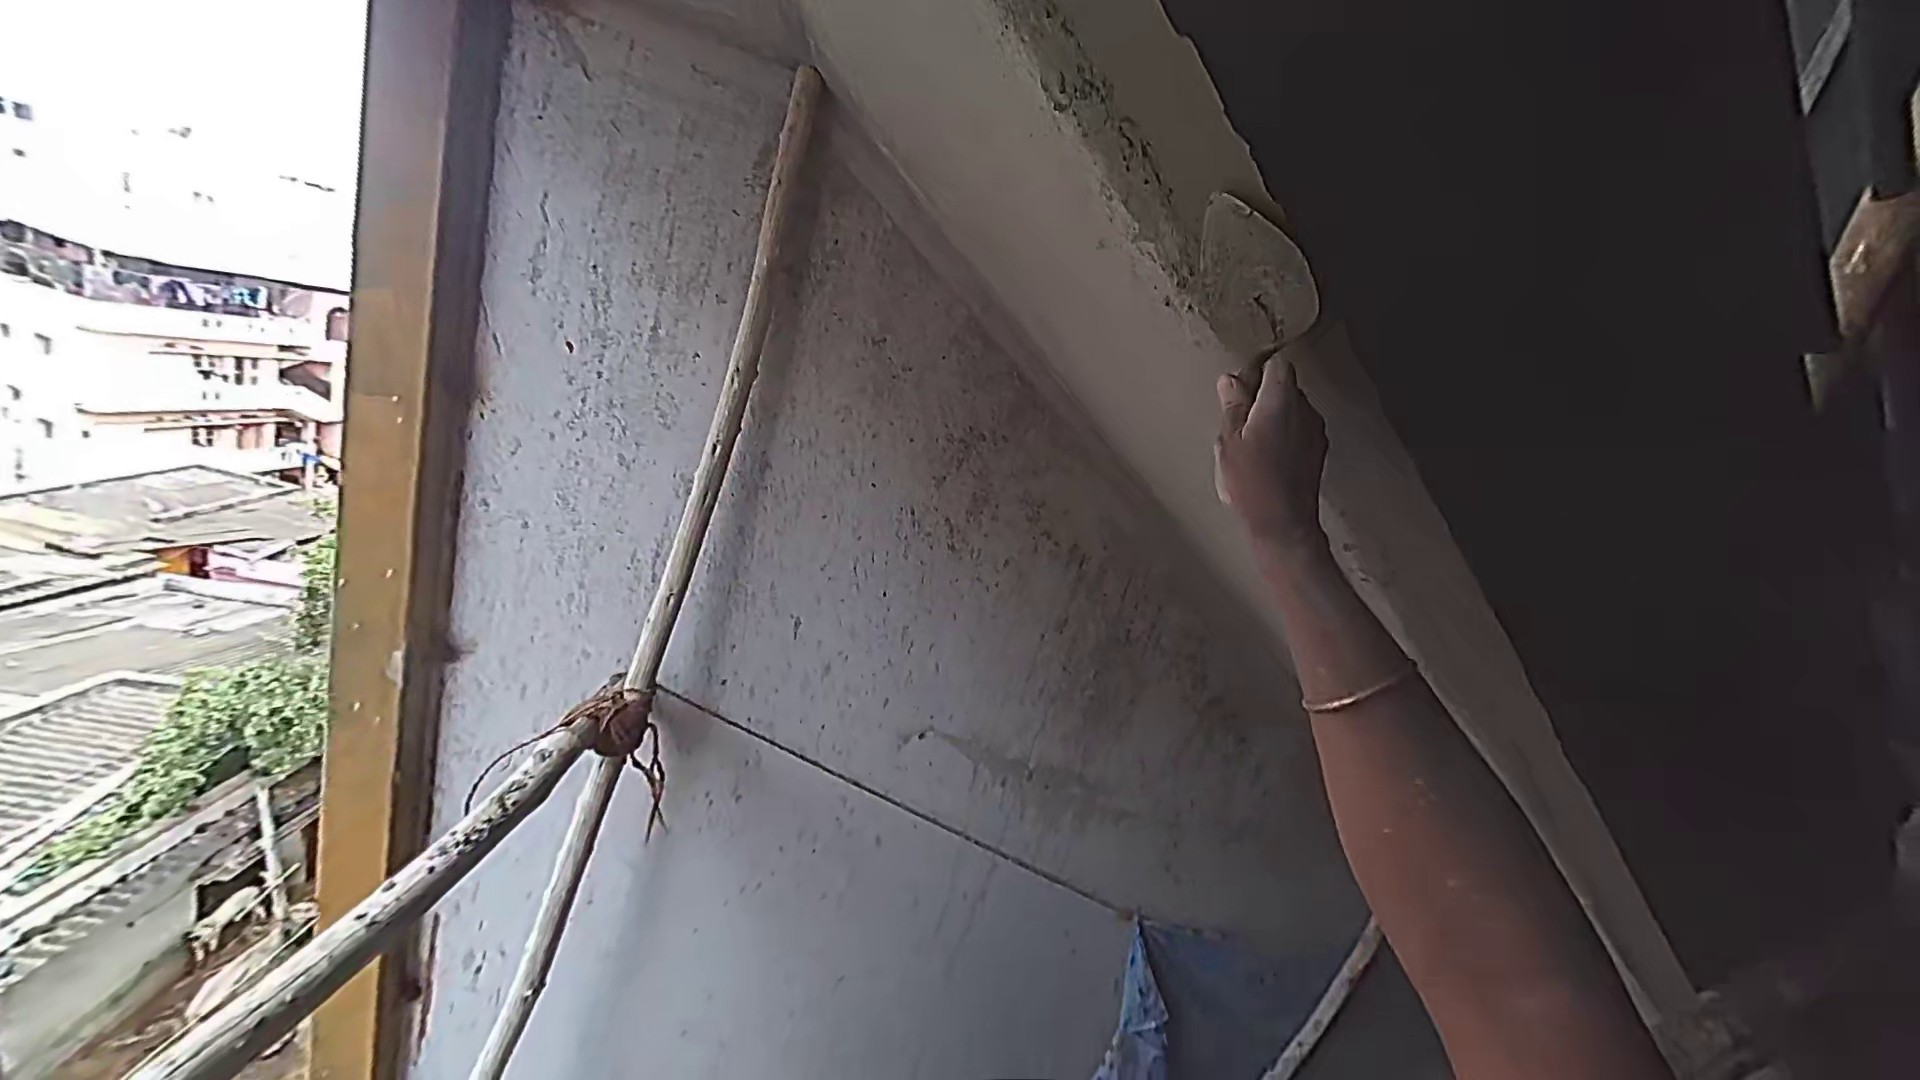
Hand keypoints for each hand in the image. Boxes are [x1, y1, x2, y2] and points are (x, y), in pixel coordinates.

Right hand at [1215, 354, 1329, 552]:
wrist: (1282, 521)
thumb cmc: (1252, 483)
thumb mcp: (1228, 442)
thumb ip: (1232, 407)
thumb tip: (1230, 380)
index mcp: (1280, 401)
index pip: (1278, 364)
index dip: (1258, 371)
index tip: (1240, 386)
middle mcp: (1305, 409)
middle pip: (1286, 386)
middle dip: (1263, 395)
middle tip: (1238, 419)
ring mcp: (1315, 430)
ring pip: (1293, 408)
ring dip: (1273, 416)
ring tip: (1250, 443)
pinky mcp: (1318, 450)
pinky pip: (1299, 429)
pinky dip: (1284, 434)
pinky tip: (1266, 457)